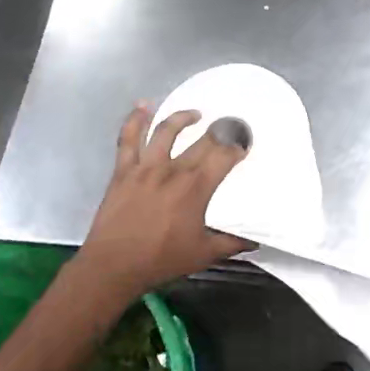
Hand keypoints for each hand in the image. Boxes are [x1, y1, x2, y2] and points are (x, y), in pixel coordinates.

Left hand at [72, 105, 249, 296]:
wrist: (114, 264)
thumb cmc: (162, 259)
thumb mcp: (204, 254)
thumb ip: (232, 244)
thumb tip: (255, 240)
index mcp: (196, 188)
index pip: (224, 156)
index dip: (237, 147)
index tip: (244, 146)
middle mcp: (173, 169)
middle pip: (201, 141)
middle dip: (219, 131)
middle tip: (228, 128)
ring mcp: (146, 167)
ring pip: (166, 131)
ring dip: (183, 118)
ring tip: (194, 115)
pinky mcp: (124, 170)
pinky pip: (128, 139)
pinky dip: (135, 120)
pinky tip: (143, 106)